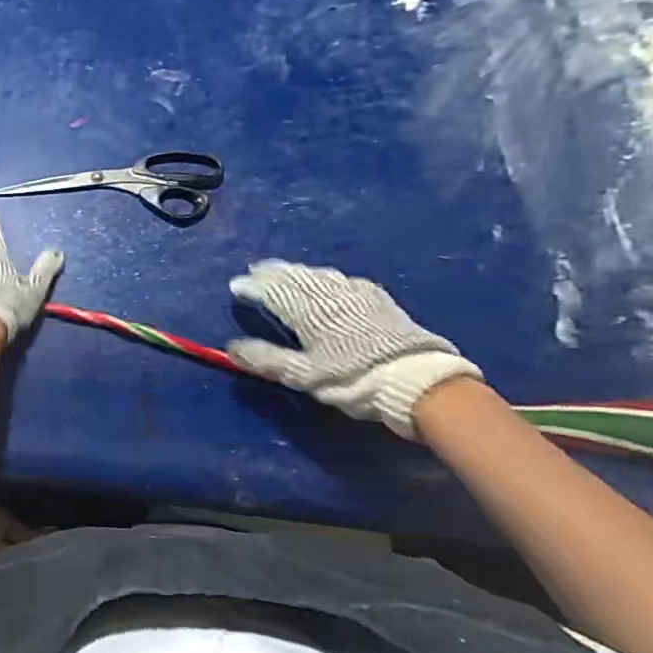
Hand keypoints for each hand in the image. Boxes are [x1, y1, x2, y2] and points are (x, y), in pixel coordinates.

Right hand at [227, 260, 481, 438]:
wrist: (419, 382)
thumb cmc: (353, 379)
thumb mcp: (303, 375)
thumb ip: (266, 359)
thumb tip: (233, 347)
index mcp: (308, 313)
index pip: (274, 292)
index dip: (253, 287)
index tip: (236, 285)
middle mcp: (331, 297)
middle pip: (296, 278)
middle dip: (273, 273)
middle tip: (255, 270)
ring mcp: (358, 296)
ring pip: (320, 276)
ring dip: (298, 272)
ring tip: (285, 272)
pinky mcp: (379, 302)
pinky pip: (344, 281)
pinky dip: (325, 278)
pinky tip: (328, 281)